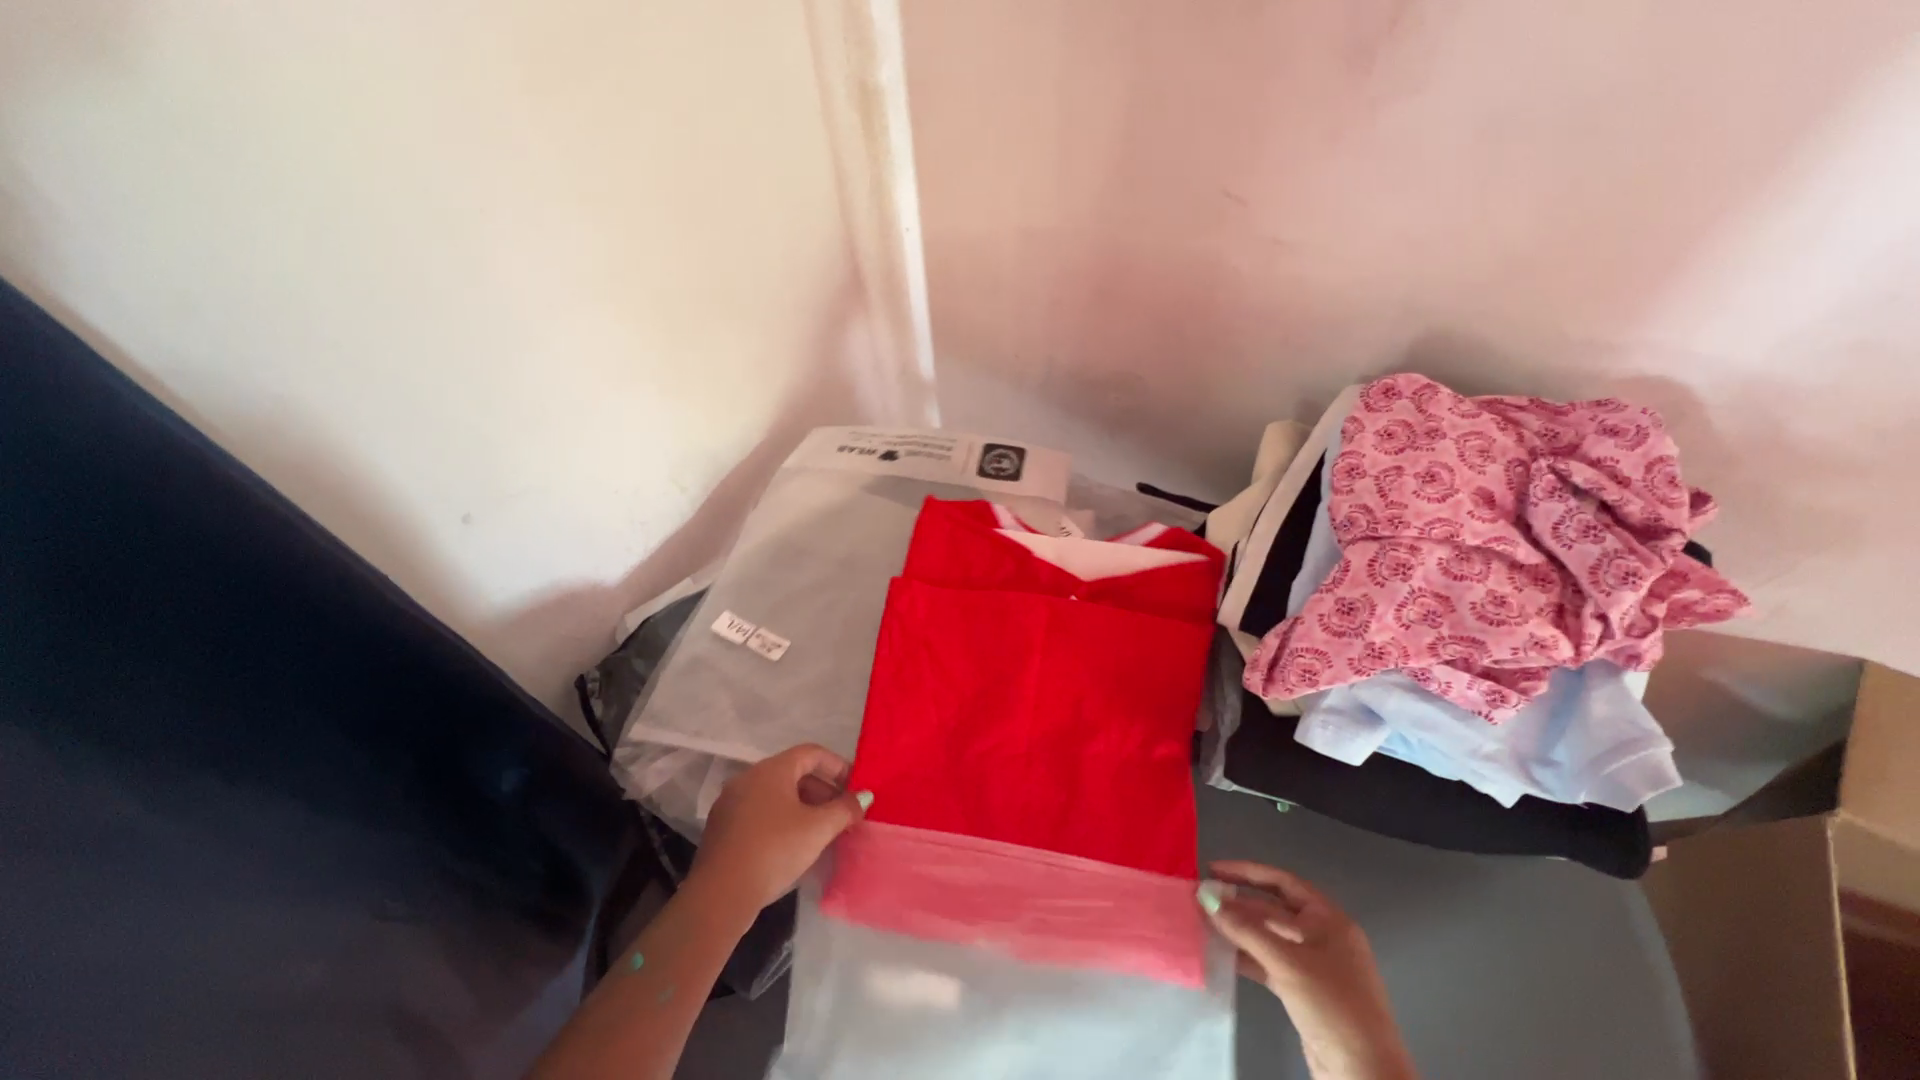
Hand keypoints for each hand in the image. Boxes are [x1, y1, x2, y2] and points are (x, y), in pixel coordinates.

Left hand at [687, 744, 870, 912]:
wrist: (721, 894)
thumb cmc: (775, 850)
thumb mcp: (818, 829)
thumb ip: (845, 809)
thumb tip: (864, 796)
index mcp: (771, 770)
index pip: (811, 753)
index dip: (838, 766)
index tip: (856, 788)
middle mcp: (748, 778)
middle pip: (793, 772)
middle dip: (823, 789)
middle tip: (843, 812)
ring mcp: (731, 802)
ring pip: (776, 794)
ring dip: (804, 805)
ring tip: (824, 830)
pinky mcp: (723, 827)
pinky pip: (760, 811)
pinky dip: (783, 818)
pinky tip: (795, 843)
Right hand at [1198, 860, 1416, 1079]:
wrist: (1364, 1073)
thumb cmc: (1332, 1005)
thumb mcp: (1286, 962)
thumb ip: (1245, 928)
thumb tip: (1207, 896)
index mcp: (1328, 919)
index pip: (1283, 882)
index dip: (1247, 872)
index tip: (1212, 870)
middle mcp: (1322, 936)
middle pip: (1274, 908)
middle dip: (1238, 903)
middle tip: (1201, 899)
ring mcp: (1314, 965)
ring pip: (1269, 937)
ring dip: (1239, 931)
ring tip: (1203, 924)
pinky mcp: (1304, 992)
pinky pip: (1269, 963)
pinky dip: (1246, 958)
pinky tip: (1220, 956)